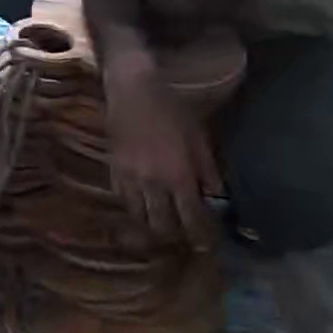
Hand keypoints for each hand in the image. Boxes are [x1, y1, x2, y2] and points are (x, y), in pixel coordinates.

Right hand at [104, 54, 220, 247]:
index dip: (199, 234)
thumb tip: (217, 195)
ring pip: (140, 217)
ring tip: (164, 225)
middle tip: (185, 237)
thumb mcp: (198, 136)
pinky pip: (123, 200)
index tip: (206, 243)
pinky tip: (143, 205)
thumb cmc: (172, 108)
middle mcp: (153, 183)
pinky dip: (135, 208)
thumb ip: (208, 169)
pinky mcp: (114, 171)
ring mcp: (130, 179)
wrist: (133, 90)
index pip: (191, 216)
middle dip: (175, 235)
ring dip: (153, 225)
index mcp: (178, 175)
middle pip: (163, 224)